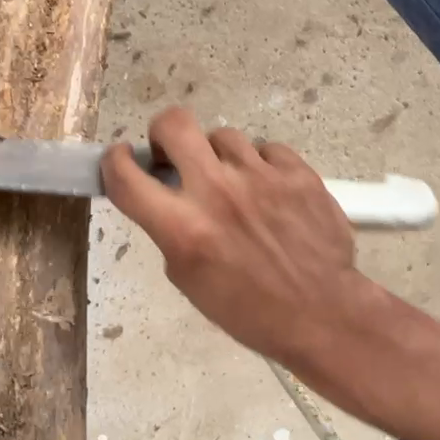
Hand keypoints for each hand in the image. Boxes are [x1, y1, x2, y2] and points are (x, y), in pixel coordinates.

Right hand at [101, 106, 377, 372]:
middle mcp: (216, 192)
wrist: (325, 315)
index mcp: (182, 228)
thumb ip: (169, 230)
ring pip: (222, 135)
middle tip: (175, 155)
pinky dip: (261, 166)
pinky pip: (266, 149)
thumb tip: (163, 195)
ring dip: (219, 156)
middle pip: (173, 124)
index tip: (121, 159)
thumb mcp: (188, 278)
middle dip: (165, 134)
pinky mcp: (297, 172)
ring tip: (234, 182)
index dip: (114, 161)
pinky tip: (269, 191)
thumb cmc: (249, 309)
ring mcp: (260, 177)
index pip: (125, 175)